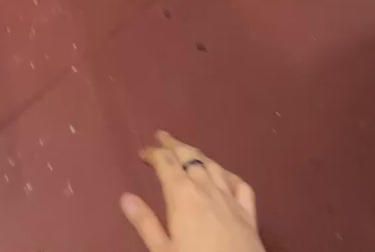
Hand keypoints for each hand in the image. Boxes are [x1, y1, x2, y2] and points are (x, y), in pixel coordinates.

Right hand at [119, 131, 264, 251]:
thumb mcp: (162, 251)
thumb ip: (145, 223)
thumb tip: (126, 196)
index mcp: (182, 194)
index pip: (165, 162)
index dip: (153, 153)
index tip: (143, 152)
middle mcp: (206, 188)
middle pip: (189, 156)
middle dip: (174, 144)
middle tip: (161, 135)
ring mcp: (230, 199)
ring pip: (213, 166)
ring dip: (198, 154)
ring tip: (188, 150)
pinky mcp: (249, 214)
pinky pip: (240, 185)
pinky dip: (228, 175)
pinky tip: (224, 175)